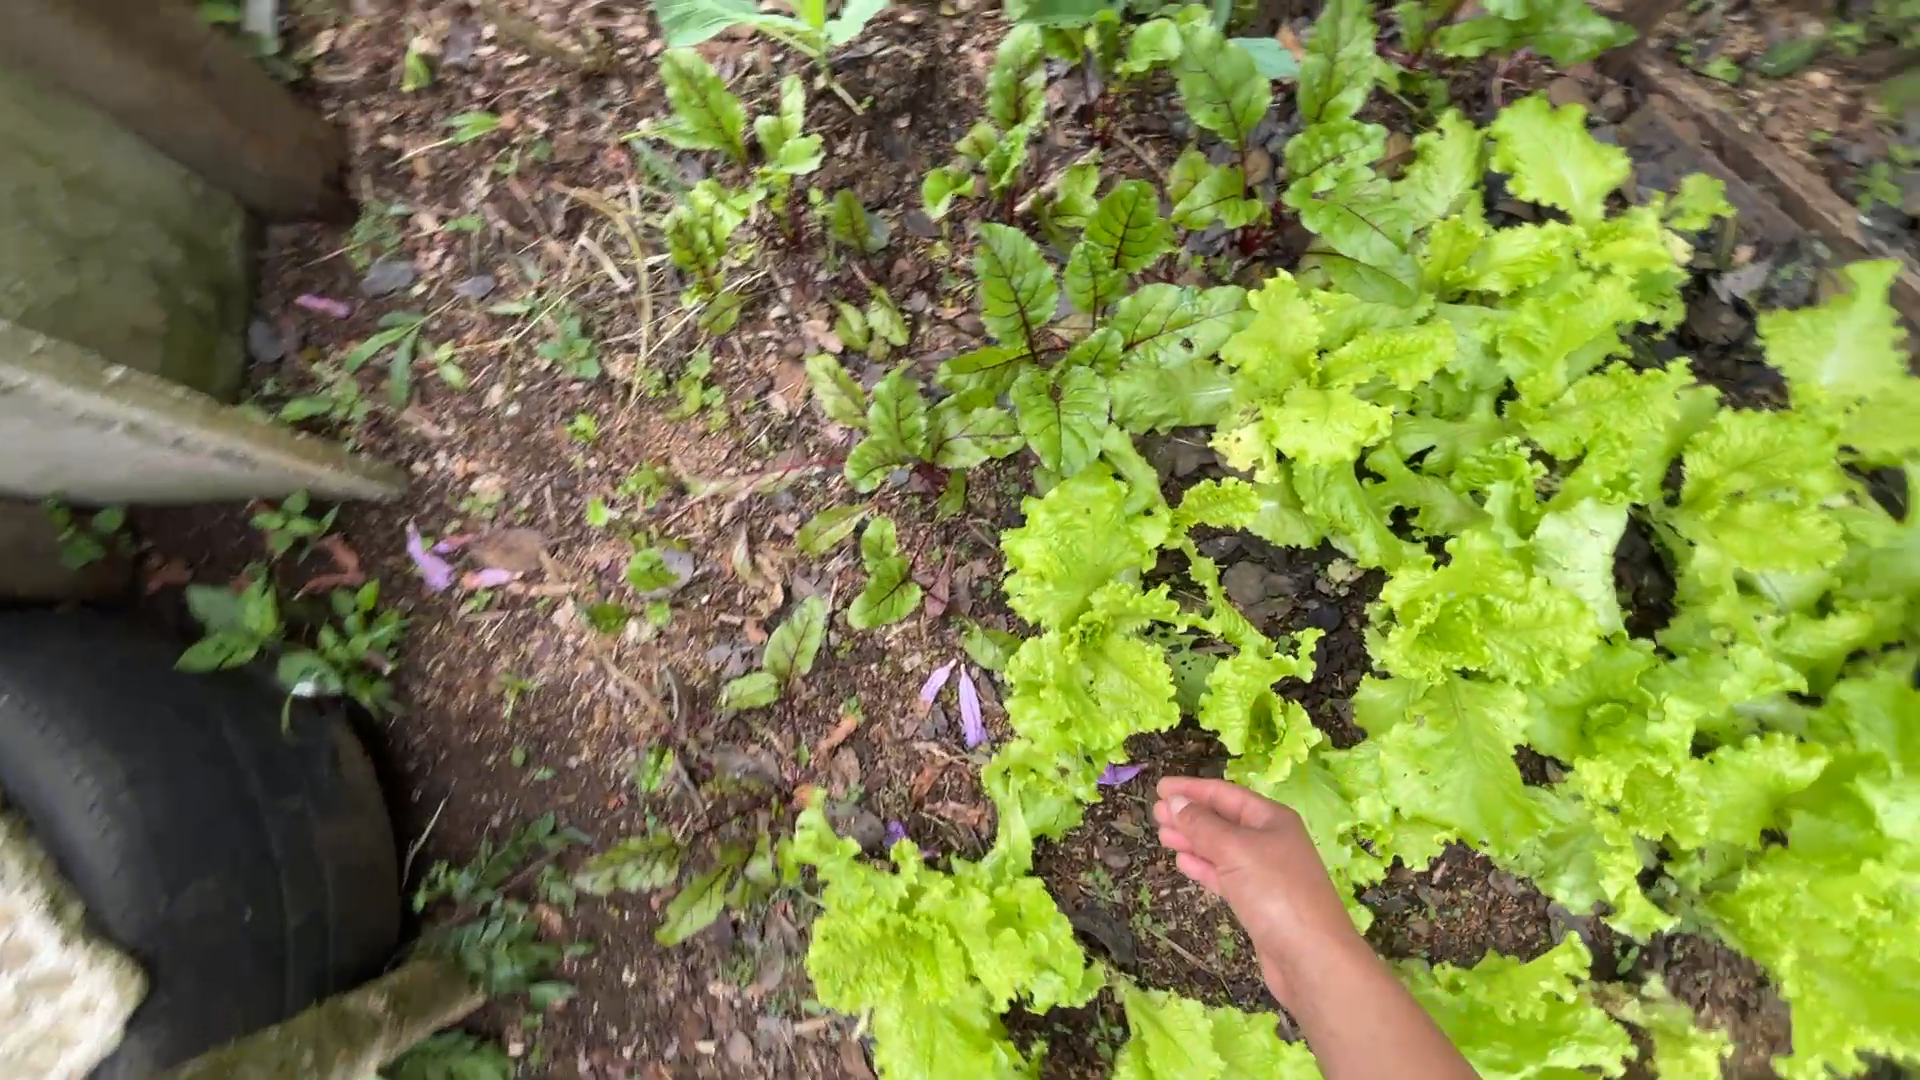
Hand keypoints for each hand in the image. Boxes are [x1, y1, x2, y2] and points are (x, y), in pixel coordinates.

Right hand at [1153, 776, 1363, 1007]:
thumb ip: (1201, 824)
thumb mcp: (1234, 849)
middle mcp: (1270, 840)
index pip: (1224, 794)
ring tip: (1163, 836)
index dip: (1191, 789)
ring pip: (1221, 848)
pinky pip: (1225, 874)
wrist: (1313, 960)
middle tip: (1156, 814)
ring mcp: (1266, 872)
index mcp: (1271, 819)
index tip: (1160, 788)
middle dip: (1189, 815)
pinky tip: (1183, 862)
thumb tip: (1176, 801)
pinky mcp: (1259, 902)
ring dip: (1192, 840)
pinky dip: (1204, 867)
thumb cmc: (1275, 891)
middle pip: (1222, 820)